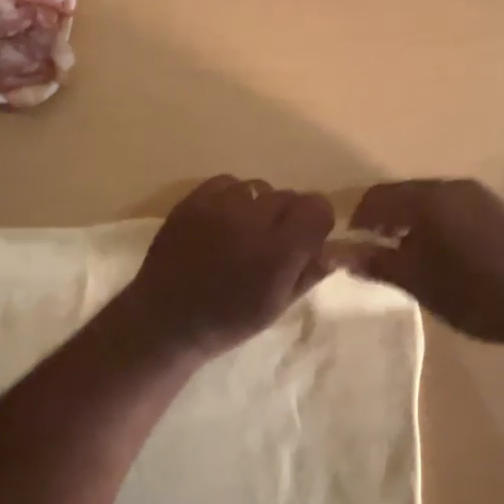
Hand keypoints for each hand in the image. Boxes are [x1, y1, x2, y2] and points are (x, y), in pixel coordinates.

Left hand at [116, 175, 335, 358]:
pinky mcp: (193, 199)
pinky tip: (223, 221)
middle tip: (273, 242)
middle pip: (289, 196)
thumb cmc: (228, 320)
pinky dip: (232, 197)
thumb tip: (337, 247)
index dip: (317, 222)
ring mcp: (219, 206)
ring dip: (260, 206)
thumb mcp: (278, 305)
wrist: (166, 319)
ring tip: (245, 231)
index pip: (318, 208)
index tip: (307, 240)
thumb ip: (310, 270)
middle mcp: (252, 220)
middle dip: (289, 216)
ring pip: (259, 187)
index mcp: (278, 252)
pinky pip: (227, 182)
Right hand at [345, 179, 503, 346]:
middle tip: (371, 248)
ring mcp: (477, 195)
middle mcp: (452, 186)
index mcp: (428, 197)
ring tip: (401, 253)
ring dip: (408, 220)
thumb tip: (334, 252)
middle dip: (383, 218)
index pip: (378, 196)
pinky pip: (450, 207)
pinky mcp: (495, 210)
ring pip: (428, 200)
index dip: (358, 218)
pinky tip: (435, 250)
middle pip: (403, 194)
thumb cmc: (474, 293)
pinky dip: (433, 222)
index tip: (347, 241)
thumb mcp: (417, 281)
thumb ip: (374, 262)